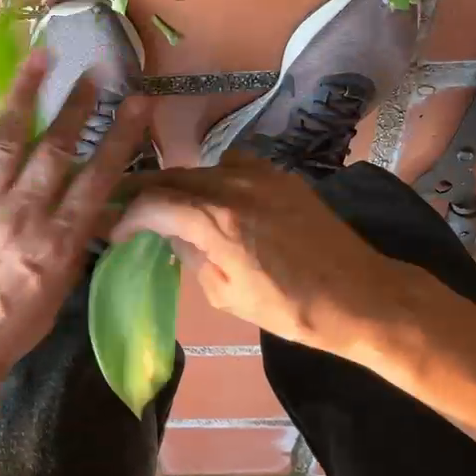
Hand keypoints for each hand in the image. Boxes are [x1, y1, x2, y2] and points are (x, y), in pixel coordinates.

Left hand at [0, 50, 148, 376]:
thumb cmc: (22, 319)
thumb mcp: (66, 283)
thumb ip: (78, 235)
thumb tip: (97, 197)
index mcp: (57, 240)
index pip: (96, 178)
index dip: (120, 136)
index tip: (138, 100)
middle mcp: (21, 215)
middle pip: (54, 151)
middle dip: (77, 108)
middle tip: (93, 72)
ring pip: (6, 143)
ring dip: (24, 97)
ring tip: (41, 59)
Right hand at [113, 159, 407, 352]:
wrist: (362, 295)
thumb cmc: (293, 309)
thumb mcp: (228, 295)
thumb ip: (193, 256)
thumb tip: (173, 236)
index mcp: (216, 220)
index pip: (151, 204)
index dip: (125, 217)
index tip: (114, 232)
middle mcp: (232, 184)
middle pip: (171, 177)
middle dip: (143, 193)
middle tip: (125, 209)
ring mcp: (259, 173)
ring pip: (199, 169)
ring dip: (176, 184)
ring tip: (165, 204)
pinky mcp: (279, 174)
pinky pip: (231, 165)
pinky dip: (211, 178)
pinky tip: (214, 198)